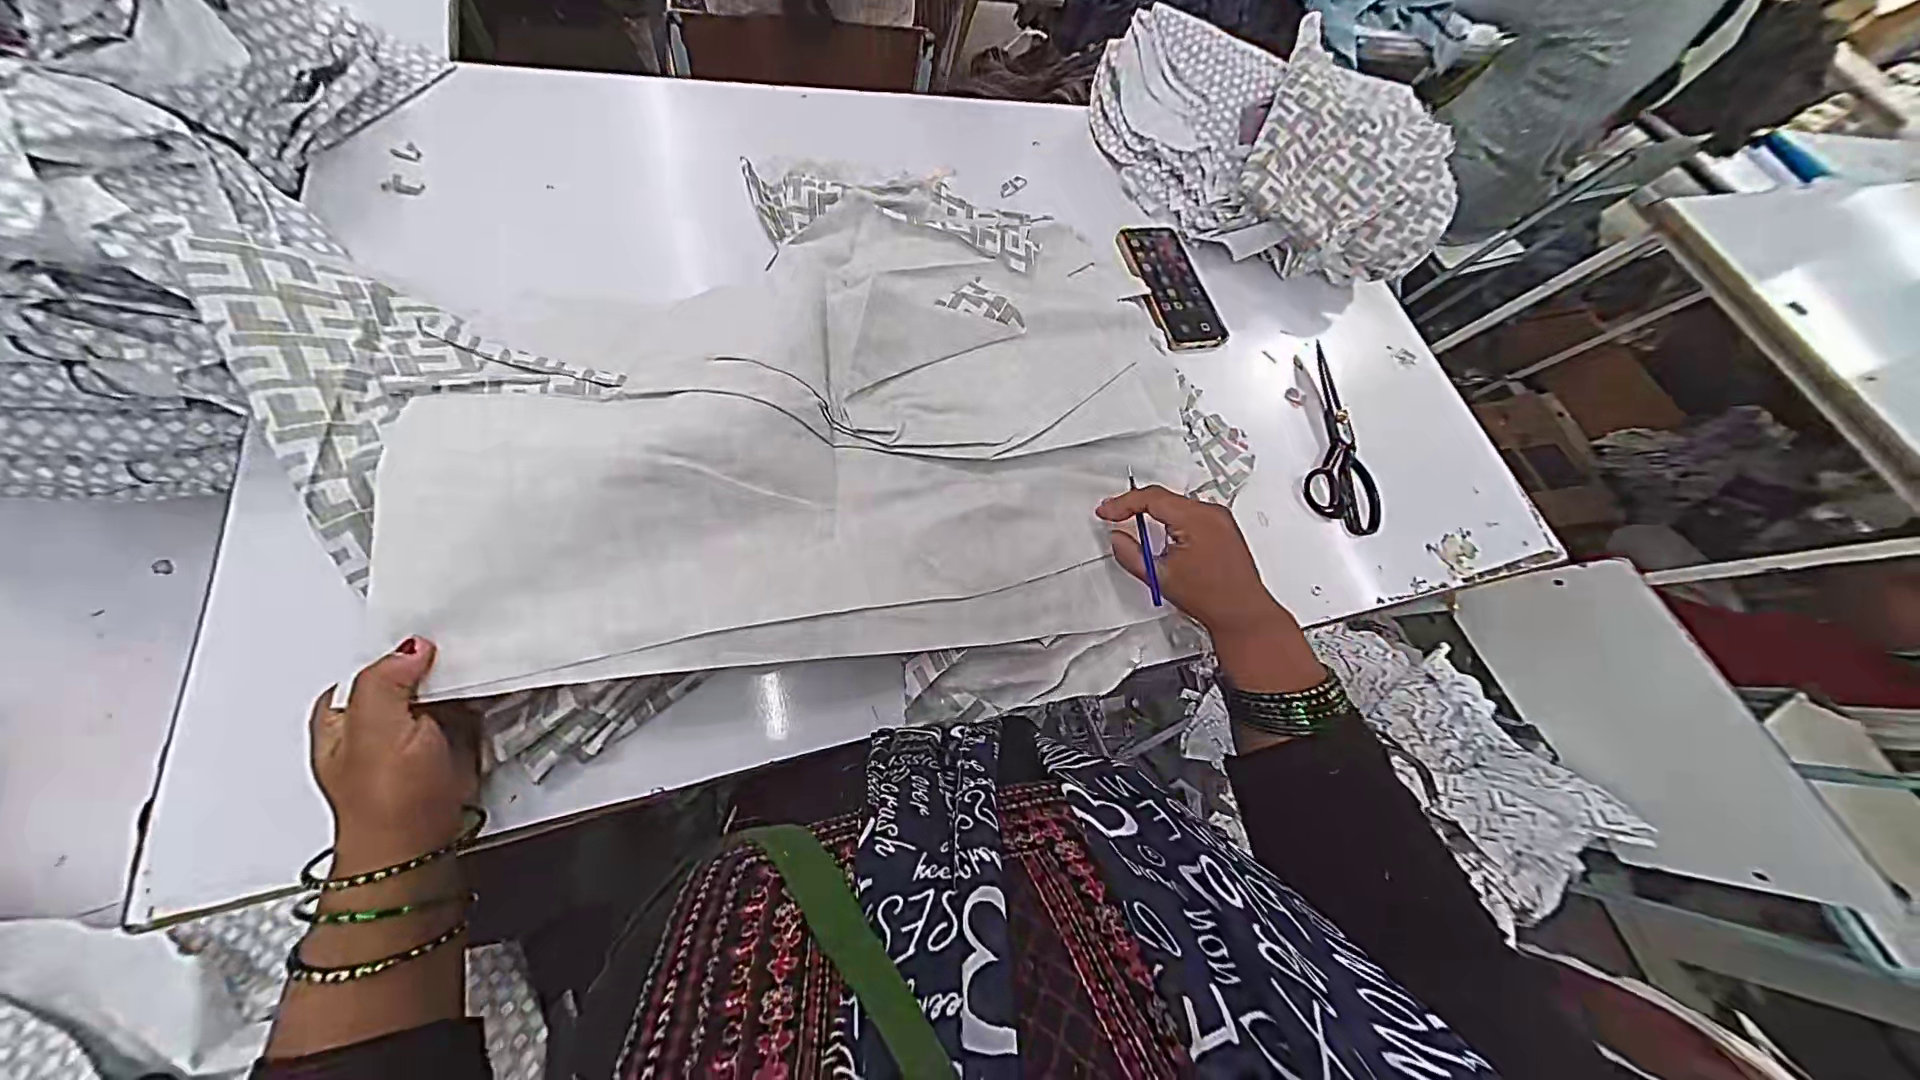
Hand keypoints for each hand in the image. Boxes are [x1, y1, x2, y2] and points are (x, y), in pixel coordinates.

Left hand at [308, 638, 478, 874]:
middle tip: (472, 647)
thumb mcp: (373, 734)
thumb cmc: (385, 800)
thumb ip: (384, 684)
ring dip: (471, 675)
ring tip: (490, 664)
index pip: (380, 659)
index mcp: (346, 708)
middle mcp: (382, 713)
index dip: (410, 646)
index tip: (441, 636)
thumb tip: (411, 647)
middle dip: (446, 659)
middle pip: (418, 669)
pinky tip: (497, 687)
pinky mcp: (453, 733)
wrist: (420, 840)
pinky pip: (473, 701)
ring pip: (448, 683)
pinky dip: (487, 692)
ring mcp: (419, 724)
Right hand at [1097, 485, 1287, 636]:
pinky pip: (1190, 513)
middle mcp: (1212, 514)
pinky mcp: (1223, 528)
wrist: (1242, 613)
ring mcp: (1220, 519)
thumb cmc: (1213, 598)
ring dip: (1153, 512)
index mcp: (1196, 519)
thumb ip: (1130, 554)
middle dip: (1135, 505)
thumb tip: (1118, 539)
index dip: (1122, 503)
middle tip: (1114, 514)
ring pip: (1176, 504)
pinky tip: (1160, 532)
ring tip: (1132, 523)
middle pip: (1163, 498)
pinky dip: (1170, 519)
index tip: (1107, 511)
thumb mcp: (1159, 576)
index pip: (1151, 498)